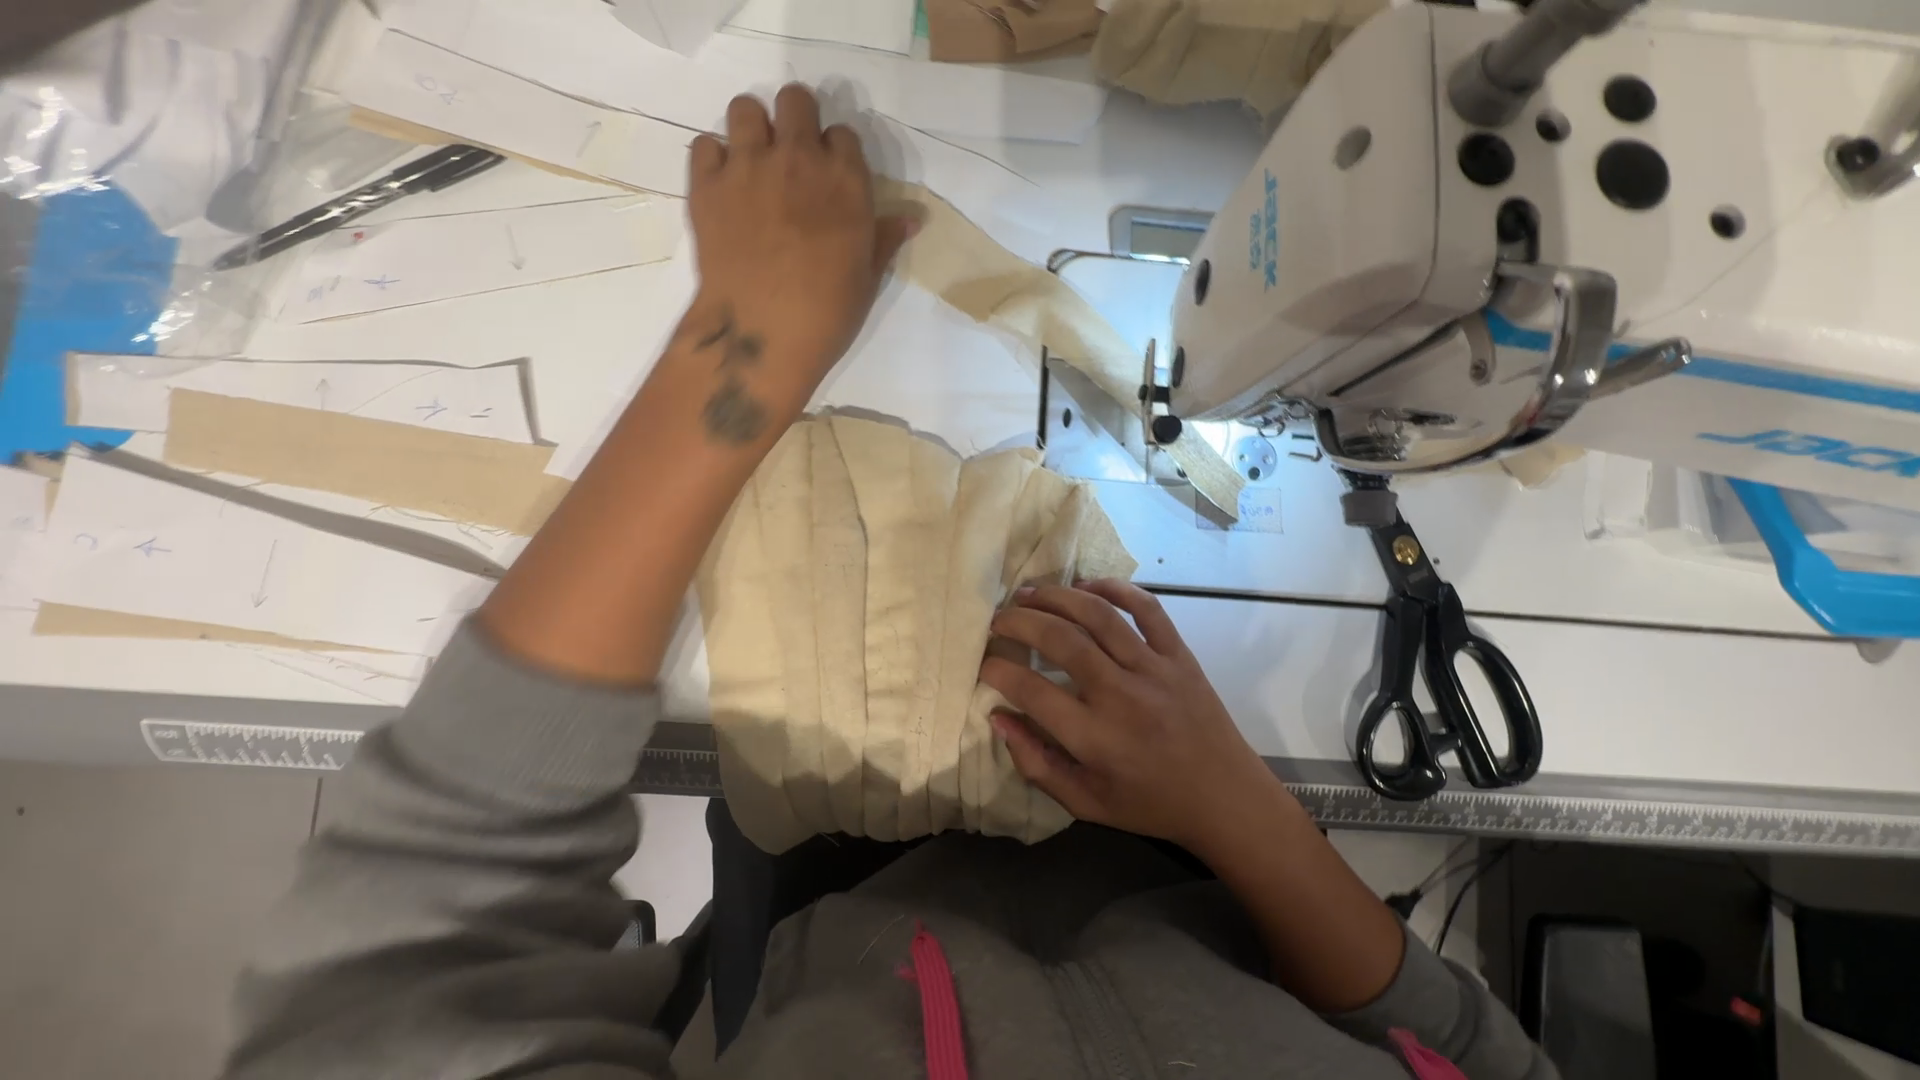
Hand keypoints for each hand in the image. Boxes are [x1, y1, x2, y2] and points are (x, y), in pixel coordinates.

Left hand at [683, 84, 916, 399]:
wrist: (762, 333)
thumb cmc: (827, 313)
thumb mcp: (867, 278)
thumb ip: (884, 239)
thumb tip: (911, 220)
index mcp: (845, 181)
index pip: (842, 134)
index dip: (835, 152)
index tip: (829, 176)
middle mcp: (798, 159)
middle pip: (795, 101)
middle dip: (794, 121)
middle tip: (790, 156)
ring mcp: (748, 166)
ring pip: (745, 109)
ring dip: (752, 129)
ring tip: (752, 162)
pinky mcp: (707, 184)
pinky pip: (704, 145)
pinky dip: (713, 160)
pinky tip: (723, 188)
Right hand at [978, 580, 1294, 852]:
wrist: (1226, 798)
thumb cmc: (1151, 803)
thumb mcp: (1085, 802)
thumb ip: (1036, 764)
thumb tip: (998, 718)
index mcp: (1096, 738)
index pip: (1032, 691)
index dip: (998, 671)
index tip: (984, 664)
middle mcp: (1122, 695)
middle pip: (1061, 640)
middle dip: (1019, 622)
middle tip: (998, 621)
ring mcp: (1154, 669)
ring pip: (1098, 615)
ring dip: (1056, 597)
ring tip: (1028, 593)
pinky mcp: (1179, 655)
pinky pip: (1147, 609)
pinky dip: (1115, 589)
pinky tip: (1086, 586)